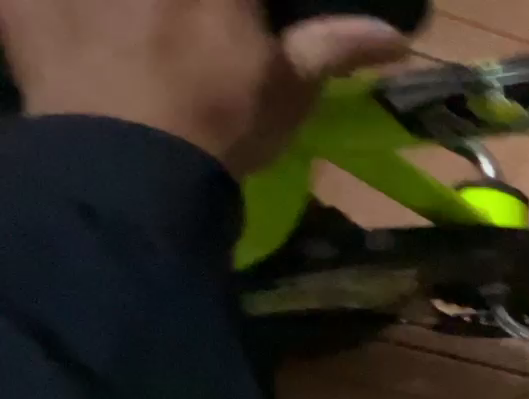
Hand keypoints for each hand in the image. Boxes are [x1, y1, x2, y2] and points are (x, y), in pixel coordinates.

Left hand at [0, 0, 407, 175]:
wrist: (129, 159)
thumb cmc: (225, 118)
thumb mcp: (291, 86)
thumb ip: (335, 47)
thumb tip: (396, 37)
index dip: (248, 9)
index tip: (251, 24)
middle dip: (197, 11)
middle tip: (198, 34)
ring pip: (126, 2)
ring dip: (133, 13)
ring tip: (141, 34)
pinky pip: (37, 0)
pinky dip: (59, 12)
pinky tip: (87, 33)